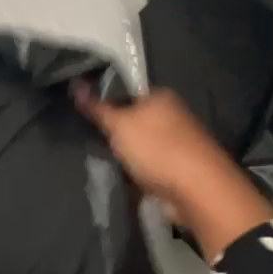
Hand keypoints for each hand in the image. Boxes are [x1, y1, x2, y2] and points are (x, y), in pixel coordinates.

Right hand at [70, 83, 272, 261]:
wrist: (196, 191)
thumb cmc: (156, 148)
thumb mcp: (119, 124)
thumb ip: (96, 106)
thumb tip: (75, 82)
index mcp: (160, 96)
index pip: (124, 89)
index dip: (100, 97)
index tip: (78, 109)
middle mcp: (169, 114)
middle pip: (128, 116)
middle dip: (109, 127)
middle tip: (83, 134)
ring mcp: (172, 142)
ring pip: (134, 142)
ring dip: (119, 151)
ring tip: (94, 155)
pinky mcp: (172, 166)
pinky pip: (142, 162)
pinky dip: (130, 168)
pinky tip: (114, 172)